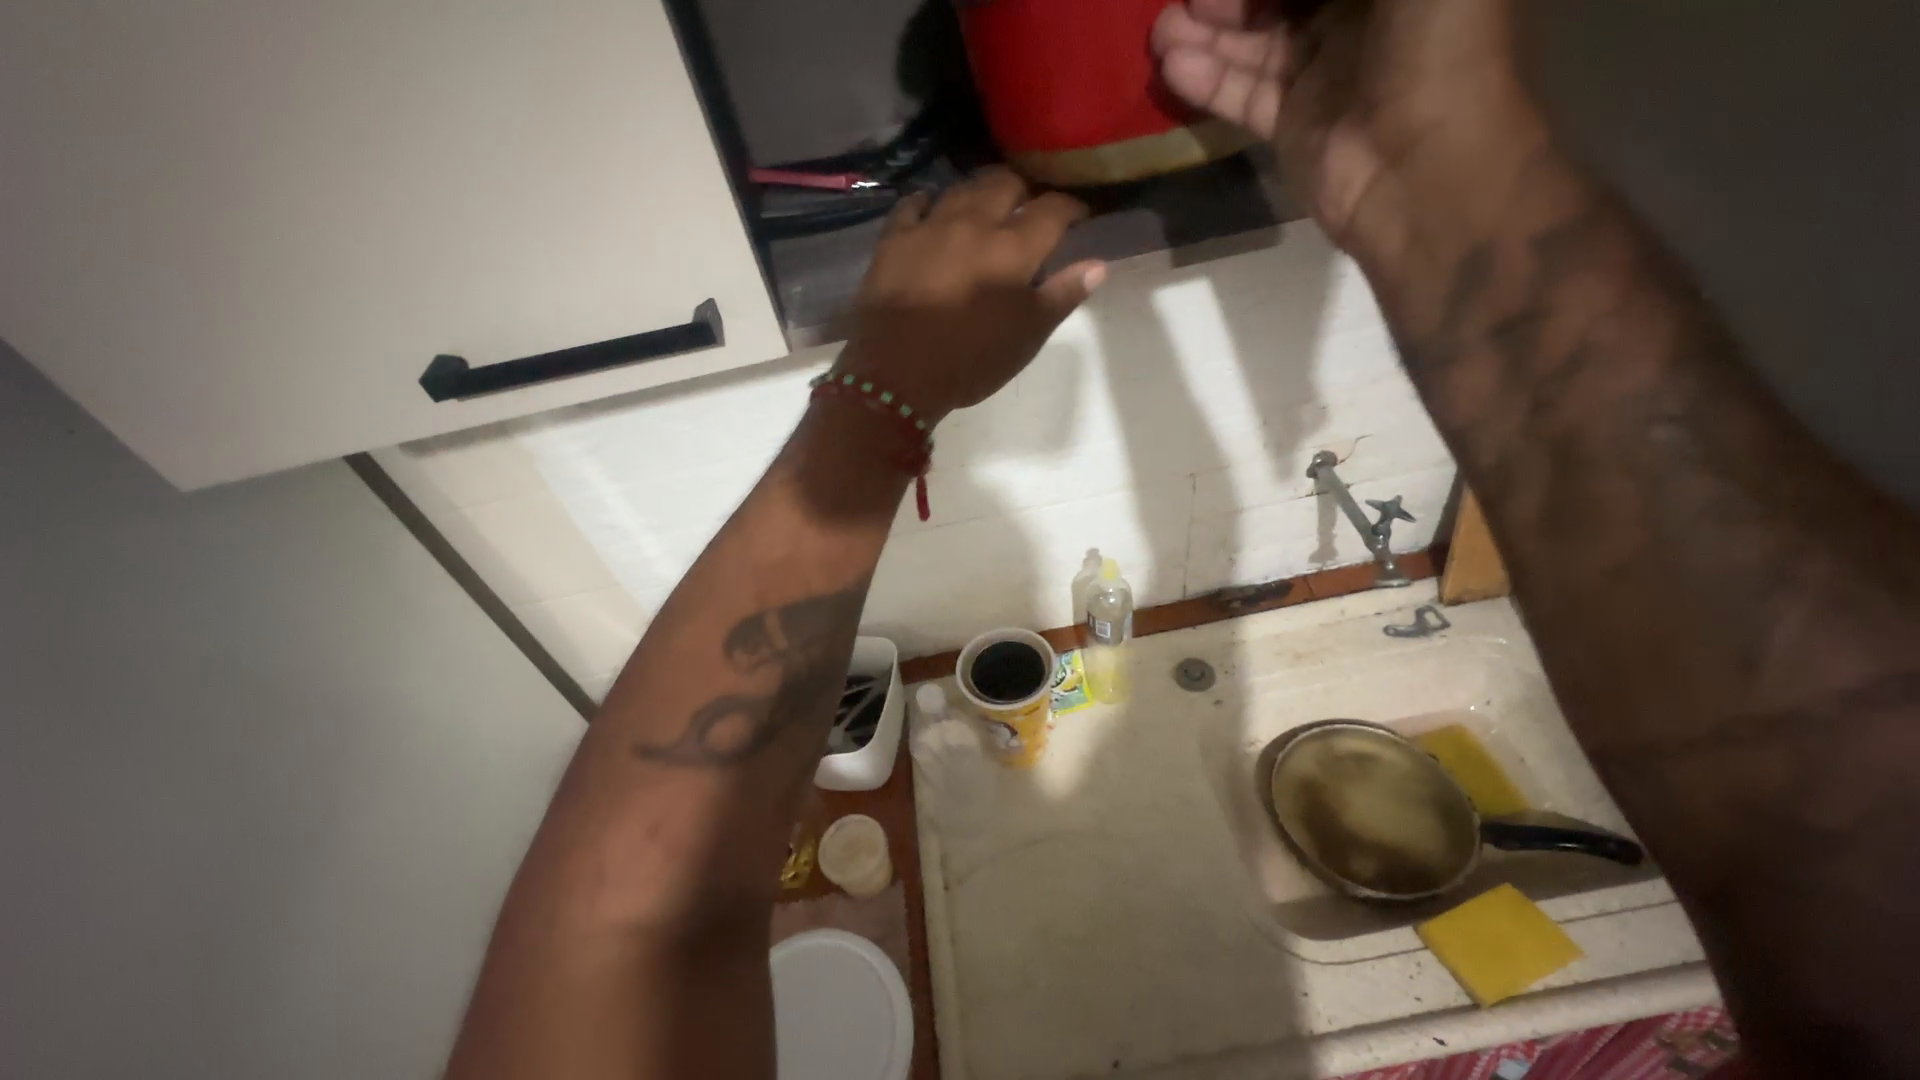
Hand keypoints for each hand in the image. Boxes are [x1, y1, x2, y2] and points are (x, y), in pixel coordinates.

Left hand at [836, 168, 1105, 422]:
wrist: (896, 373)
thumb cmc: (971, 360)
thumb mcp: (1027, 336)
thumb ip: (1062, 295)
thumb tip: (1098, 264)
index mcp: (1014, 247)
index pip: (1053, 209)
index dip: (1071, 208)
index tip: (1078, 217)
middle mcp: (974, 222)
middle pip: (1005, 184)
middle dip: (1023, 190)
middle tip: (1028, 209)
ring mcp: (930, 226)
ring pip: (961, 189)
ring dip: (979, 192)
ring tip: (985, 207)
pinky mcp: (894, 239)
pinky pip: (913, 205)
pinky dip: (928, 203)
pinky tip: (932, 211)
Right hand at [1152, 0, 1546, 256]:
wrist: (1425, 164)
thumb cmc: (1435, 45)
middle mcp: (1359, 17)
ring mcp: (1322, 73)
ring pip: (1256, 43)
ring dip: (1208, 34)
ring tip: (1162, 30)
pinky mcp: (1294, 124)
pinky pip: (1245, 93)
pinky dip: (1209, 81)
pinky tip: (1174, 67)